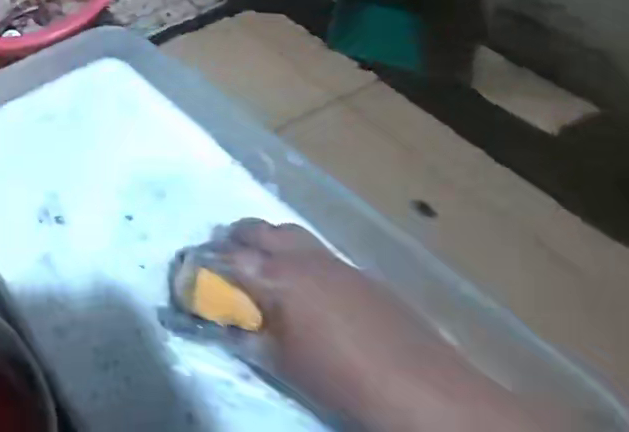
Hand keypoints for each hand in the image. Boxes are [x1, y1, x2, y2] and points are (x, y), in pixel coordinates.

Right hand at [213, 220, 561, 431]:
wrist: (437, 399)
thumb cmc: (346, 381)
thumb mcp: (282, 365)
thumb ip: (244, 335)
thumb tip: (214, 321)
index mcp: (272, 274)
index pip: (218, 256)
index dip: (200, 266)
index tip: (191, 280)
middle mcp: (299, 257)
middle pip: (252, 229)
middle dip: (233, 242)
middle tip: (228, 268)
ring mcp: (336, 263)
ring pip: (288, 234)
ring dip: (270, 246)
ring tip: (268, 275)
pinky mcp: (367, 278)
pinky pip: (321, 256)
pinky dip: (304, 264)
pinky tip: (313, 296)